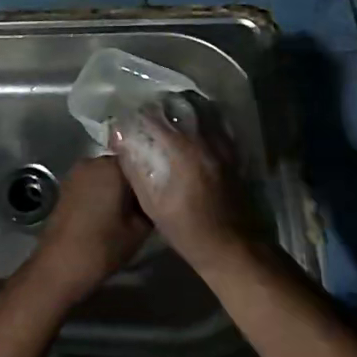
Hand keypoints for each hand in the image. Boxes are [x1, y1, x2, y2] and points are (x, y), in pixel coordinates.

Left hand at [27, 156, 153, 302]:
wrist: (60, 265)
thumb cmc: (104, 245)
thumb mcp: (141, 228)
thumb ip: (152, 204)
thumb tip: (156, 196)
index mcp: (112, 166)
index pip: (142, 157)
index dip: (154, 173)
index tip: (163, 188)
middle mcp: (93, 162)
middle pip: (123, 164)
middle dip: (135, 179)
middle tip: (149, 199)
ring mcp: (76, 173)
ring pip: (107, 173)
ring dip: (118, 186)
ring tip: (130, 207)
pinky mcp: (66, 186)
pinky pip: (93, 182)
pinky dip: (103, 191)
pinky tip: (111, 209)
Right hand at [108, 98, 247, 264]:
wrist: (232, 247)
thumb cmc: (187, 230)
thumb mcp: (153, 204)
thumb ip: (135, 169)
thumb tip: (121, 142)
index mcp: (184, 152)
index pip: (156, 120)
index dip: (139, 116)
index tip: (128, 118)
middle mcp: (206, 142)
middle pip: (181, 111)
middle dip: (161, 109)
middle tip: (146, 112)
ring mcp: (225, 147)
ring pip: (203, 115)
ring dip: (184, 112)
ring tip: (169, 116)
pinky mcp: (235, 156)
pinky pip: (218, 127)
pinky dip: (204, 122)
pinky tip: (194, 129)